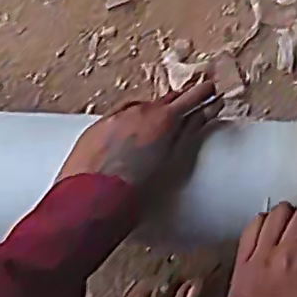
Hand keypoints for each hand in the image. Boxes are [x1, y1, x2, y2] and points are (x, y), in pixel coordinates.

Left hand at [55, 81, 216, 188]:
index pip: (192, 96)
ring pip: (141, 108)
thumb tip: (204, 114)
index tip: (211, 91)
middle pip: (166, 100)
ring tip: (152, 133)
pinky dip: (127, 123)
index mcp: (165, 118)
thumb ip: (188, 133)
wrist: (85, 206)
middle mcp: (141, 110)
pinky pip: (118, 117)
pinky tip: (127, 138)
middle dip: (177, 105)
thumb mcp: (171, 162)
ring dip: (150, 115)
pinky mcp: (96, 126)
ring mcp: (116, 116)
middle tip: (184, 114)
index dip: (204, 92)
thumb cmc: (135, 192)